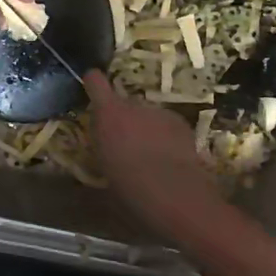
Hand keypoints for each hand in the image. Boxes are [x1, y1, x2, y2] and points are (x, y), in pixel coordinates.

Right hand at [84, 72, 226, 237]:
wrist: (174, 193)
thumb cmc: (128, 187)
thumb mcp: (104, 173)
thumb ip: (102, 154)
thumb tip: (101, 157)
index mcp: (109, 115)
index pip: (96, 82)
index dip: (93, 82)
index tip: (91, 84)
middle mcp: (135, 106)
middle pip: (125, 104)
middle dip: (124, 118)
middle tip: (124, 143)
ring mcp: (161, 112)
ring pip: (148, 115)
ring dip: (146, 128)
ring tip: (149, 155)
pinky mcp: (183, 124)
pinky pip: (168, 126)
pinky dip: (166, 136)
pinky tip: (169, 159)